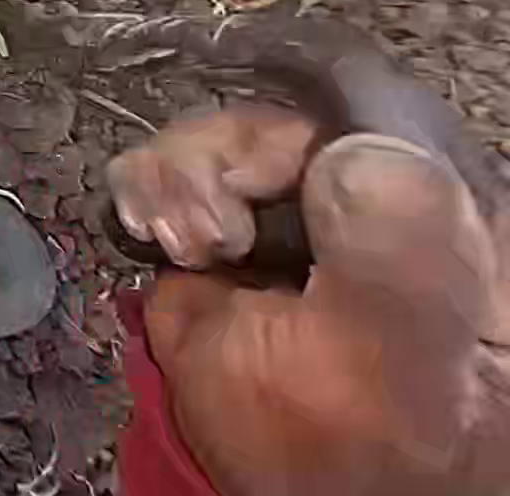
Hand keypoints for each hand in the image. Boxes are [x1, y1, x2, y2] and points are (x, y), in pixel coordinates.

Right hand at [110, 111, 509, 495]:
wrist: (259, 476)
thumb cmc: (349, 443)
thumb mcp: (388, 365)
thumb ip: (396, 267)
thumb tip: (363, 152)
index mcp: (447, 234)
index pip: (373, 126)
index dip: (294, 138)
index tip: (251, 184)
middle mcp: (360, 205)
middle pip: (269, 124)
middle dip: (212, 166)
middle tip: (209, 237)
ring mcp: (275, 210)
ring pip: (203, 135)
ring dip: (166, 183)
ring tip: (178, 248)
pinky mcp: (204, 215)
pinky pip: (153, 161)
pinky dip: (134, 187)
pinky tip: (148, 235)